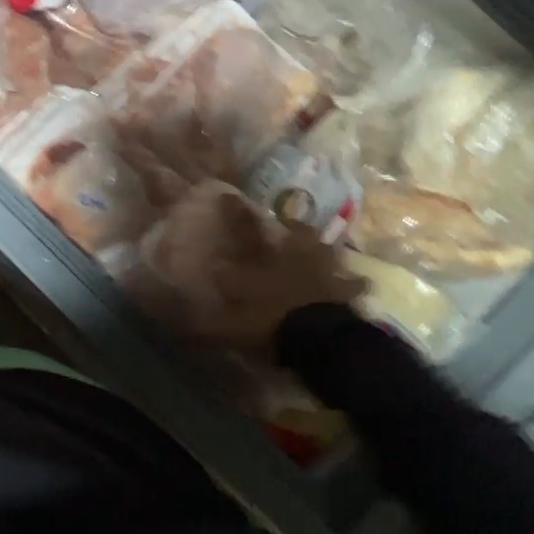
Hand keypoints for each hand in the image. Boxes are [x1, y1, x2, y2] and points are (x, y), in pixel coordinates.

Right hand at [199, 190, 364, 355]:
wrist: (321, 338)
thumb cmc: (269, 322)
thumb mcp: (226, 326)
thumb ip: (202, 321)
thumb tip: (173, 314)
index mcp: (262, 260)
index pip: (244, 228)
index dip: (235, 211)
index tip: (227, 194)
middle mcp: (293, 258)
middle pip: (297, 232)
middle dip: (294, 226)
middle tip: (292, 224)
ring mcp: (325, 272)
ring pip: (329, 250)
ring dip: (326, 249)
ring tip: (326, 247)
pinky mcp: (348, 291)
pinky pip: (355, 283)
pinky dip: (356, 282)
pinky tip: (360, 282)